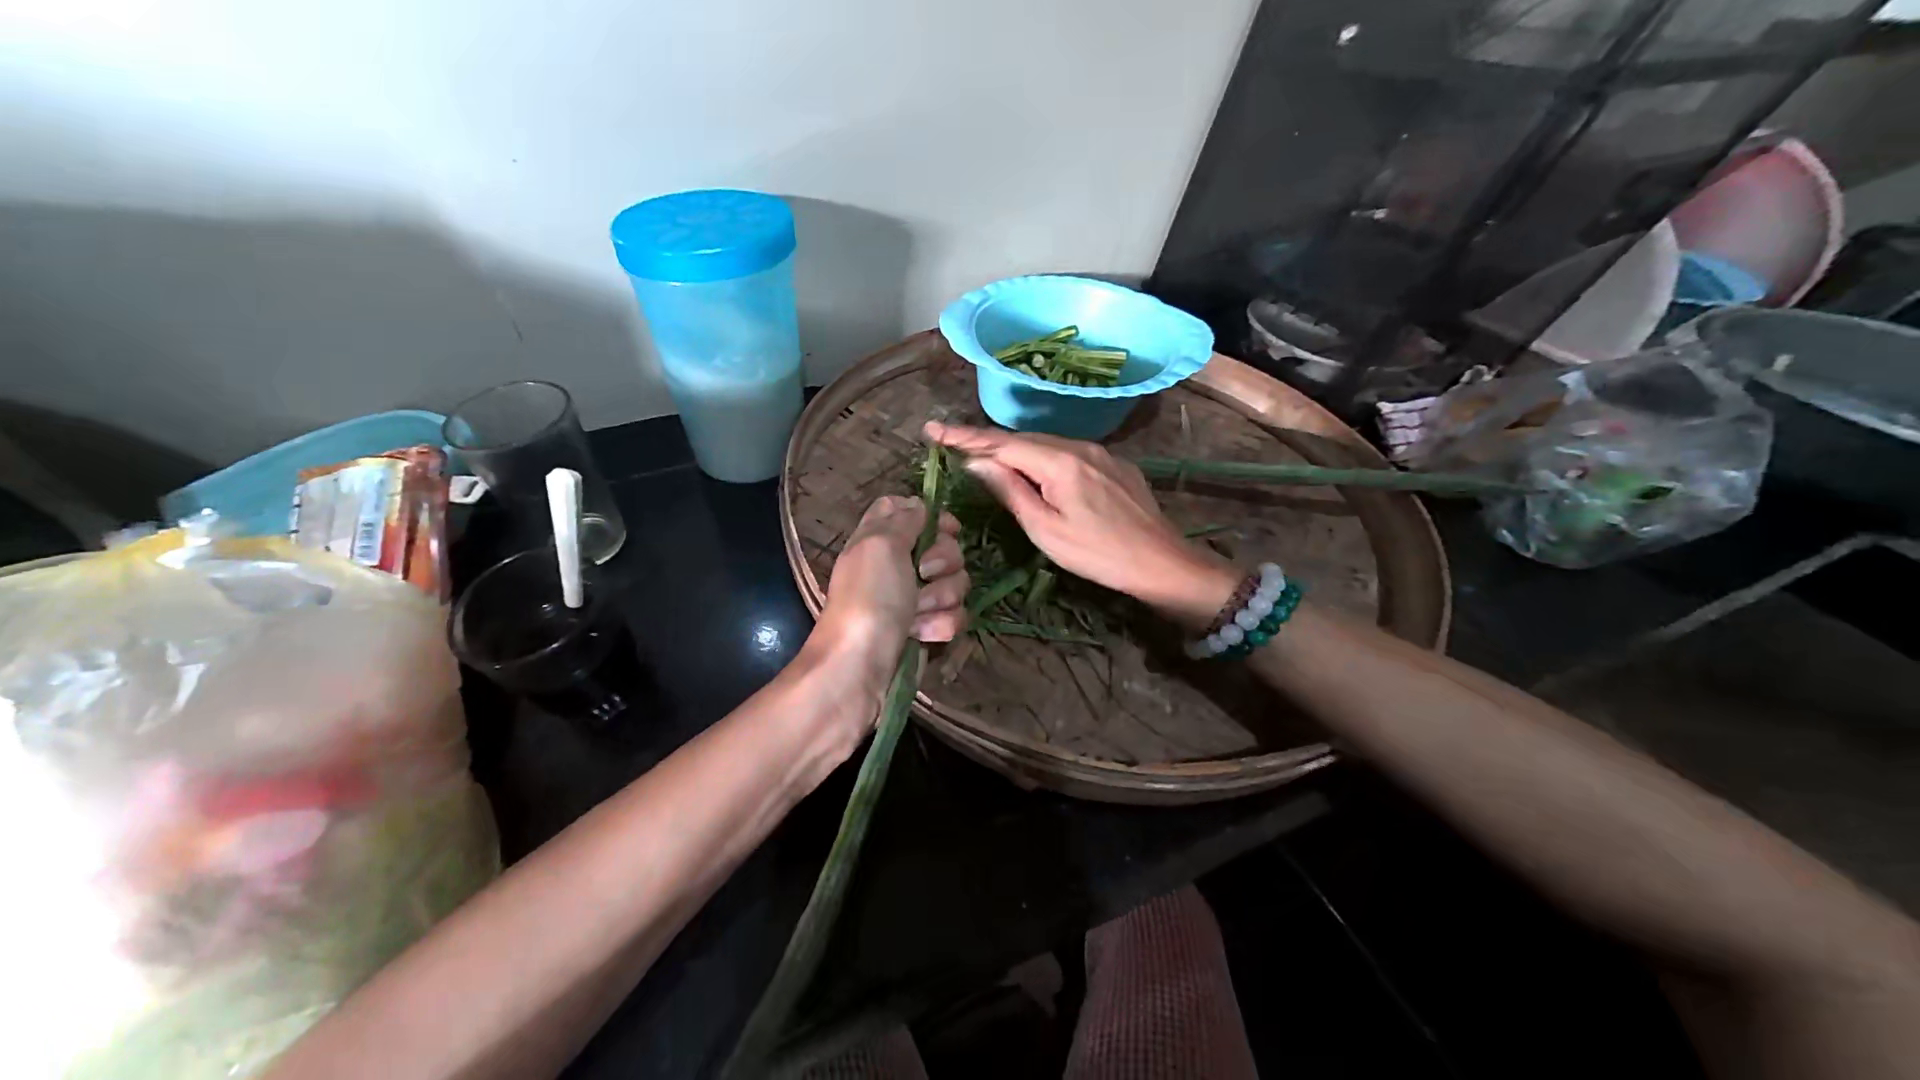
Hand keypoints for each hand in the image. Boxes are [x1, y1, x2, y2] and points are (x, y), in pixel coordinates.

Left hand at [817, 495, 968, 659]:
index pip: (910, 510)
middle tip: (923, 574)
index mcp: (880, 538)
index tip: (945, 528)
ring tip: (916, 613)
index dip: (933, 516)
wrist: (862, 665)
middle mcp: (900, 564)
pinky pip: (955, 615)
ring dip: (941, 598)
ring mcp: (916, 597)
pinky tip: (921, 635)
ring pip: (957, 582)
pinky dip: (940, 624)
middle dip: (944, 561)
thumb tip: (920, 506)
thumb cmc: (869, 598)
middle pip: (945, 545)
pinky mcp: (929, 626)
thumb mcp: (880, 545)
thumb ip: (904, 519)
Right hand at [924, 422, 1237, 626]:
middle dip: (983, 440)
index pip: (1001, 442)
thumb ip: (1010, 490)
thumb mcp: (1045, 529)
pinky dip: (1040, 457)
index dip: (964, 436)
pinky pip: (1066, 453)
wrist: (1161, 562)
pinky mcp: (1113, 465)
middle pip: (1021, 439)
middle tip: (948, 442)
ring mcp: (1100, 453)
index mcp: (1059, 461)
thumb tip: (977, 462)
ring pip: (1045, 444)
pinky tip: (1031, 467)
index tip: (932, 430)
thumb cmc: (1097, 554)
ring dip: (1011, 449)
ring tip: (981, 453)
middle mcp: (1079, 446)